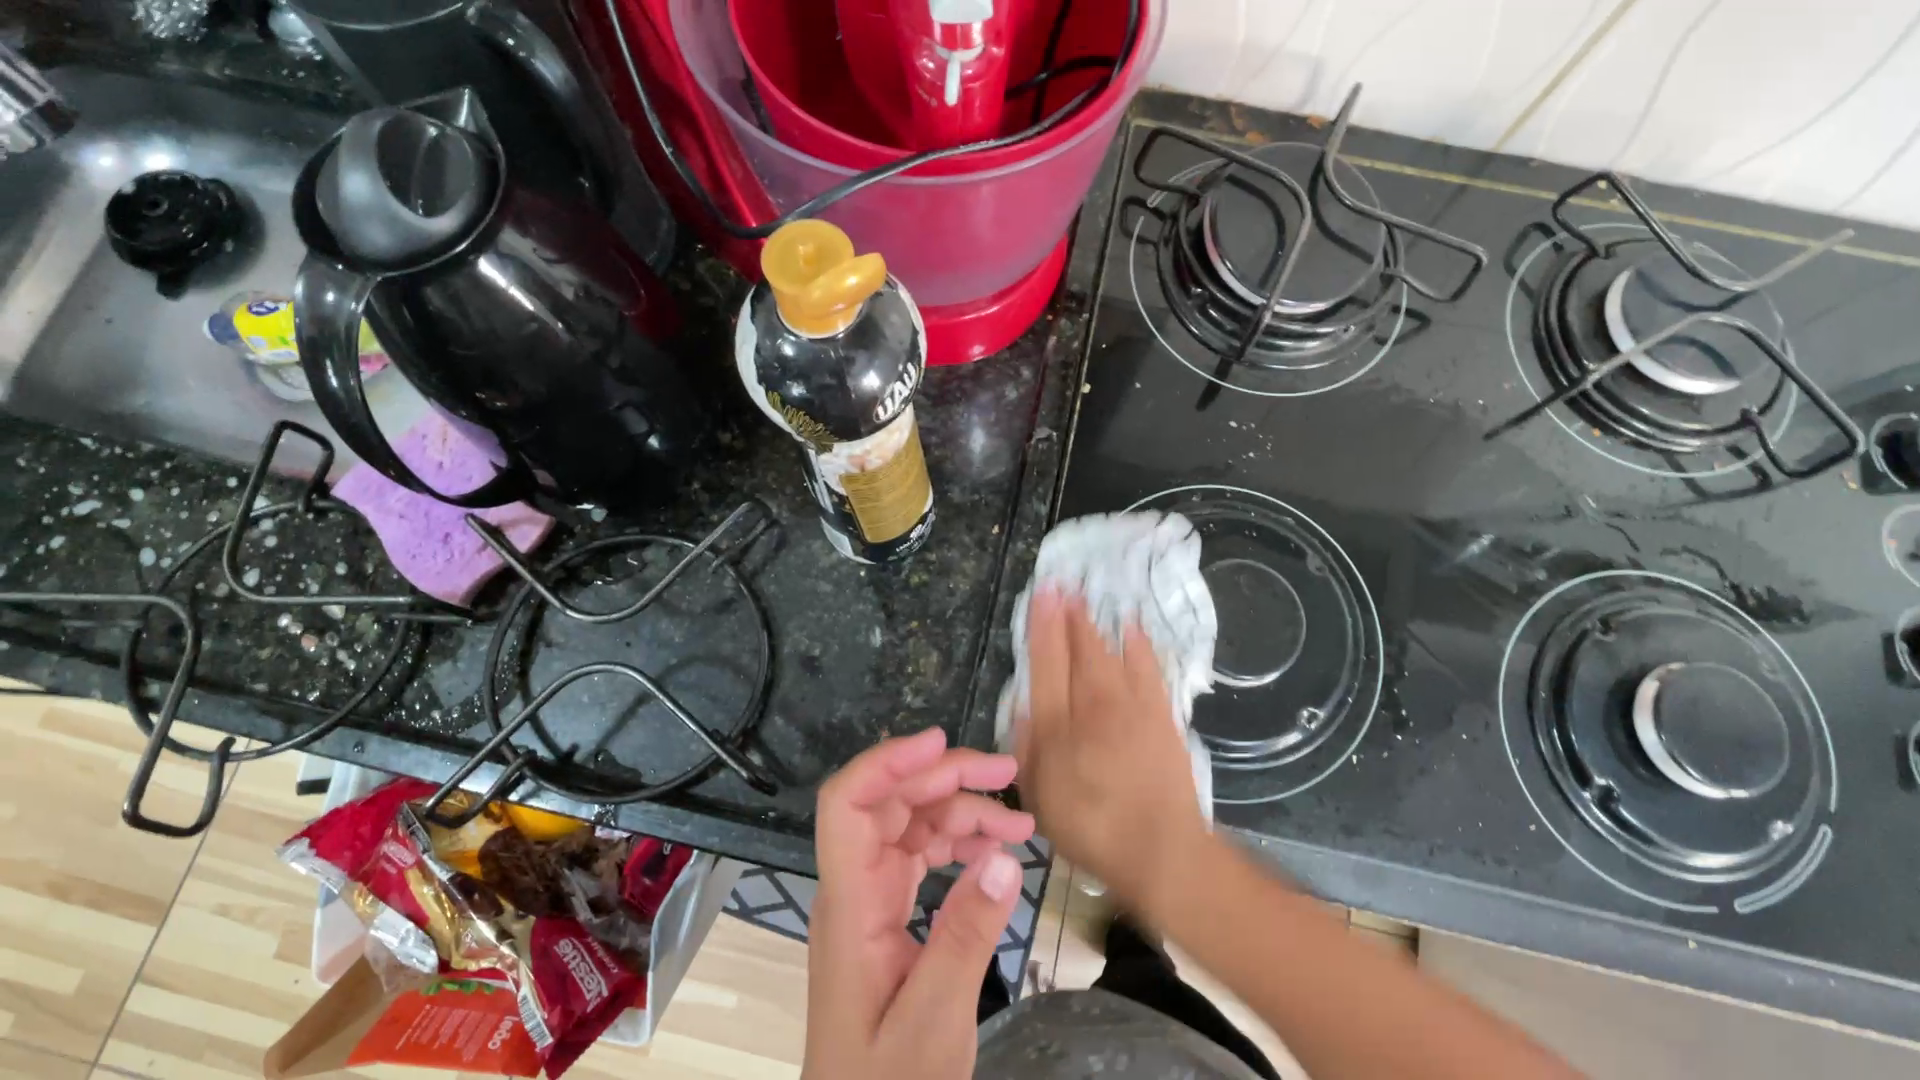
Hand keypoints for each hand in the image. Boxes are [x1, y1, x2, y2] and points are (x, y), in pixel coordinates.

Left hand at [805, 728, 1035, 1079]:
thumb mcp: (935, 1020)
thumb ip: (967, 938)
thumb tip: (1006, 859)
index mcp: (850, 906)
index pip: (846, 807)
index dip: (887, 763)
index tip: (941, 742)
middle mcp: (853, 891)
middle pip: (888, 806)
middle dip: (945, 778)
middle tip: (1009, 775)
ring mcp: (869, 902)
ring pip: (908, 827)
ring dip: (960, 812)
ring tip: (1021, 822)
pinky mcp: (887, 917)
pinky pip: (919, 858)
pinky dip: (957, 845)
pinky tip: (995, 852)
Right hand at [1014, 586, 1209, 914]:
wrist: (1161, 851)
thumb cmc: (1091, 830)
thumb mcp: (1039, 799)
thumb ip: (1027, 749)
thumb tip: (1025, 705)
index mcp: (1058, 728)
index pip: (1046, 663)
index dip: (1043, 625)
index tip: (1042, 593)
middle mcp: (1093, 707)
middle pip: (1079, 649)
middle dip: (1070, 614)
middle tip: (1064, 584)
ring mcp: (1132, 708)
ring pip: (1112, 652)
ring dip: (1099, 622)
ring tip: (1090, 596)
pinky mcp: (1161, 716)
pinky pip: (1149, 668)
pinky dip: (1139, 644)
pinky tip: (1133, 626)